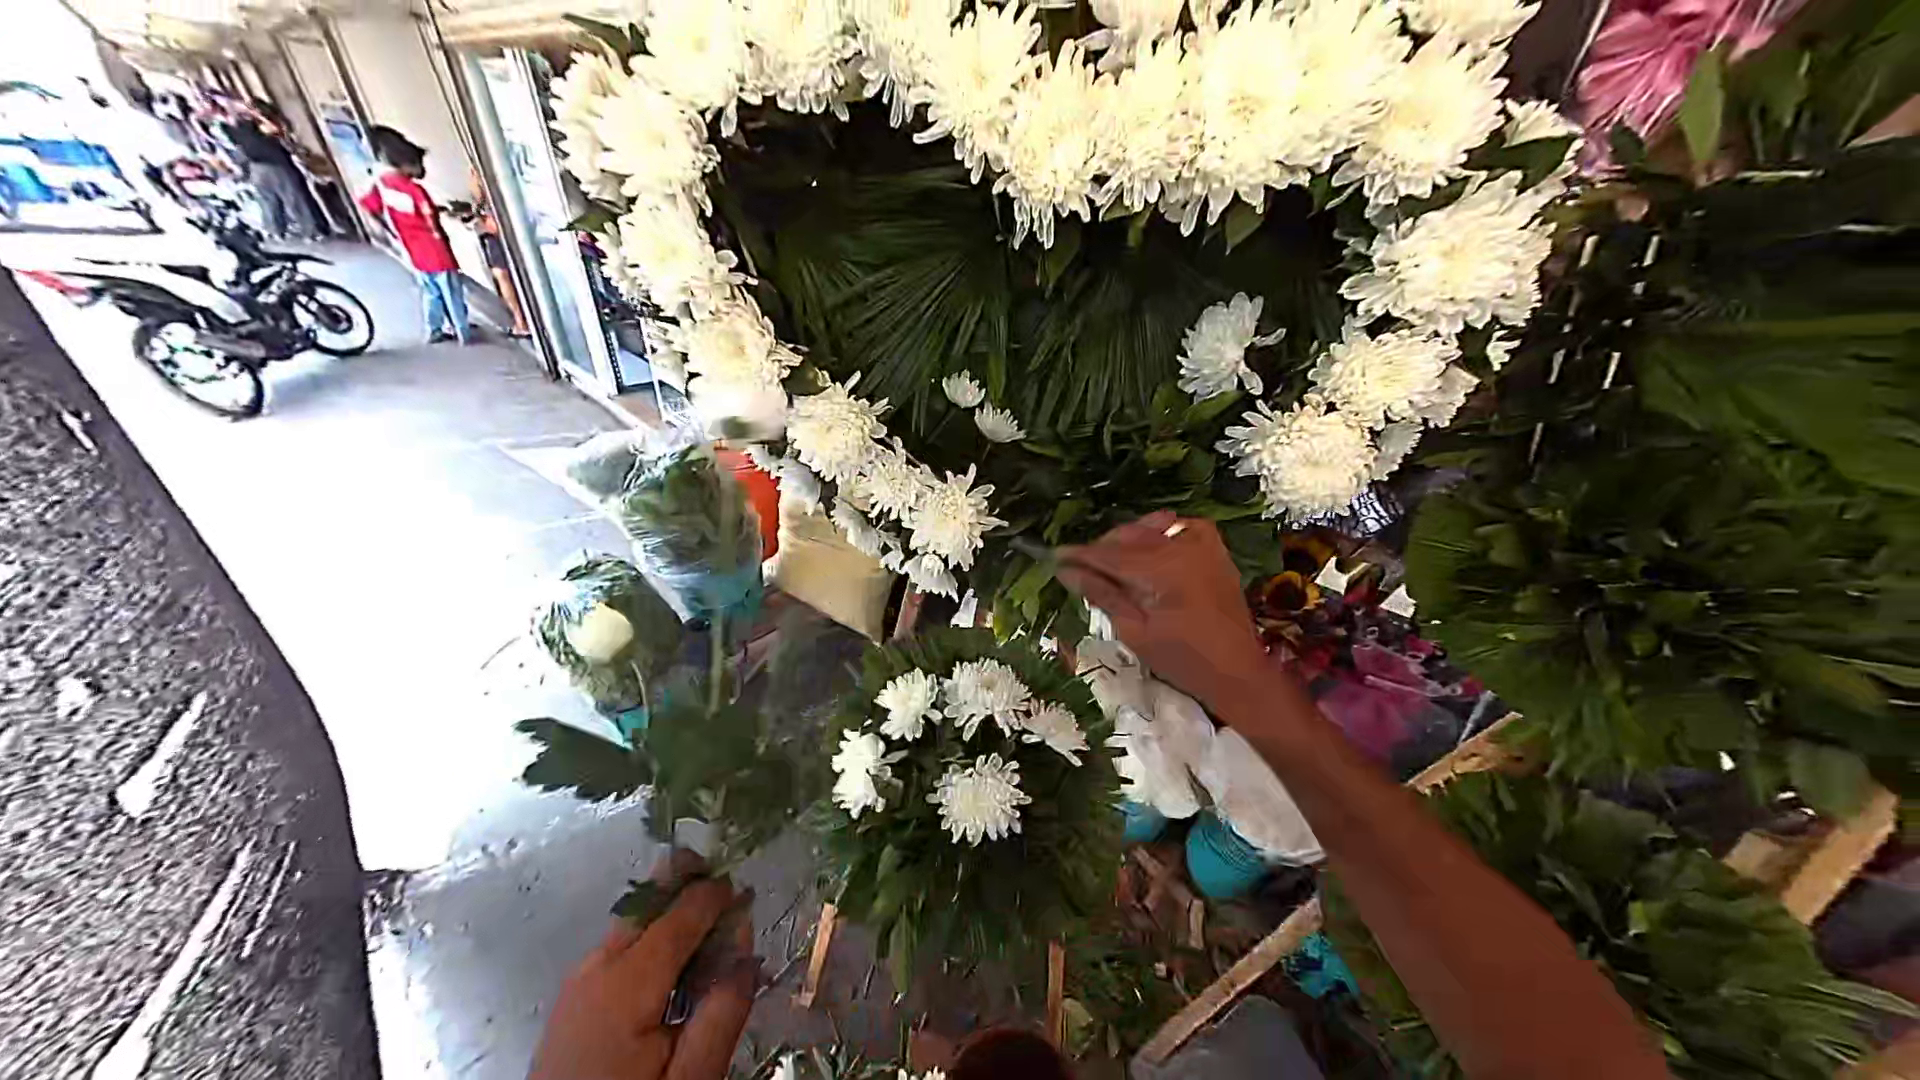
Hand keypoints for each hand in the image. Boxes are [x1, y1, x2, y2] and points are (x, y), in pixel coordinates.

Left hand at [529, 877, 757, 1079]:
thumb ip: (722, 1014)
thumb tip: (748, 954)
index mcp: (627, 984)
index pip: (681, 913)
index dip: (716, 894)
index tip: (746, 891)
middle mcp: (597, 967)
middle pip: (648, 902)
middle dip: (688, 880)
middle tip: (725, 879)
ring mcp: (579, 981)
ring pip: (633, 920)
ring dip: (672, 908)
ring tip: (709, 919)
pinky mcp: (573, 1000)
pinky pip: (620, 946)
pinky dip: (653, 933)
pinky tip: (676, 959)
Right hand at [1057, 511, 1271, 712]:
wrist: (1238, 671)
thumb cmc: (1184, 660)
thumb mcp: (1134, 631)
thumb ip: (1102, 594)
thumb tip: (1067, 571)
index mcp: (1162, 569)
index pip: (1108, 554)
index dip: (1078, 555)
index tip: (1054, 557)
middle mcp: (1181, 546)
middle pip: (1126, 537)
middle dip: (1099, 550)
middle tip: (1078, 570)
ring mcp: (1201, 544)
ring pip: (1148, 529)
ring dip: (1125, 542)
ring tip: (1109, 564)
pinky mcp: (1213, 549)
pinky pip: (1177, 528)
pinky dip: (1157, 534)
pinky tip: (1148, 550)